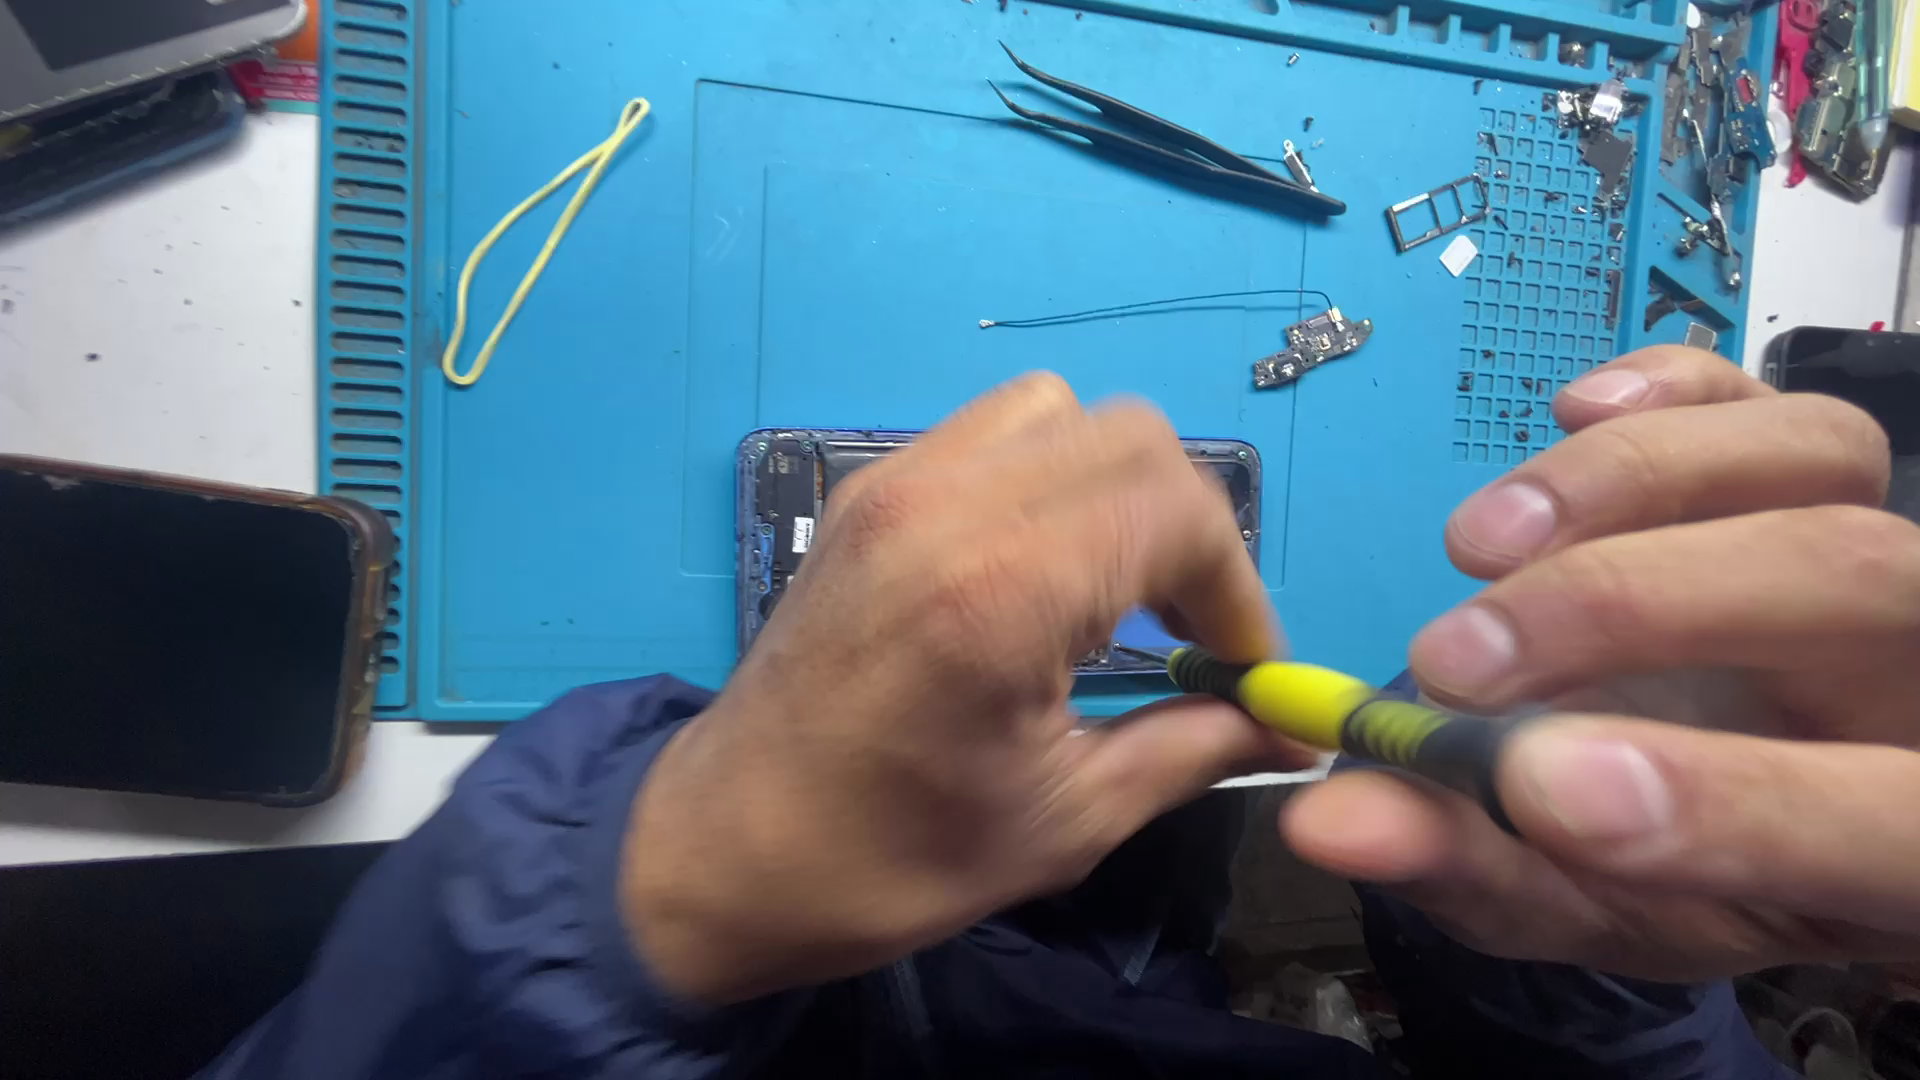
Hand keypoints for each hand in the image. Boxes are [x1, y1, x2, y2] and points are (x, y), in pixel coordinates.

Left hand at [625, 373, 1311, 1003]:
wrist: (724, 848)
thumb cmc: (889, 858)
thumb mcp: (1064, 820)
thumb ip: (1193, 750)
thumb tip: (1286, 727)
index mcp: (1000, 588)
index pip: (1176, 510)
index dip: (1236, 589)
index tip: (1241, 666)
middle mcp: (948, 501)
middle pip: (1132, 438)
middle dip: (1190, 528)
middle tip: (1186, 622)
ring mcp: (897, 481)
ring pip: (1061, 415)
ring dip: (1118, 485)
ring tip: (1116, 579)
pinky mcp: (868, 489)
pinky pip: (993, 432)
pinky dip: (1050, 473)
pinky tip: (1038, 558)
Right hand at [1283, 346, 1919, 980]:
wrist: (1654, 786)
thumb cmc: (1609, 855)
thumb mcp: (1535, 895)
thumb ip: (1449, 859)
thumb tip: (1322, 822)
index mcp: (1899, 846)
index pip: (1894, 828)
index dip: (1730, 804)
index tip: (1529, 784)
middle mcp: (1915, 677)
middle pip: (1847, 579)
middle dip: (1613, 605)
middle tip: (1447, 660)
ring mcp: (1859, 553)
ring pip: (1809, 451)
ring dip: (1614, 484)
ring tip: (1471, 546)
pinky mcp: (1777, 476)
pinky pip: (1759, 391)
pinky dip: (1666, 386)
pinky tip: (1571, 413)